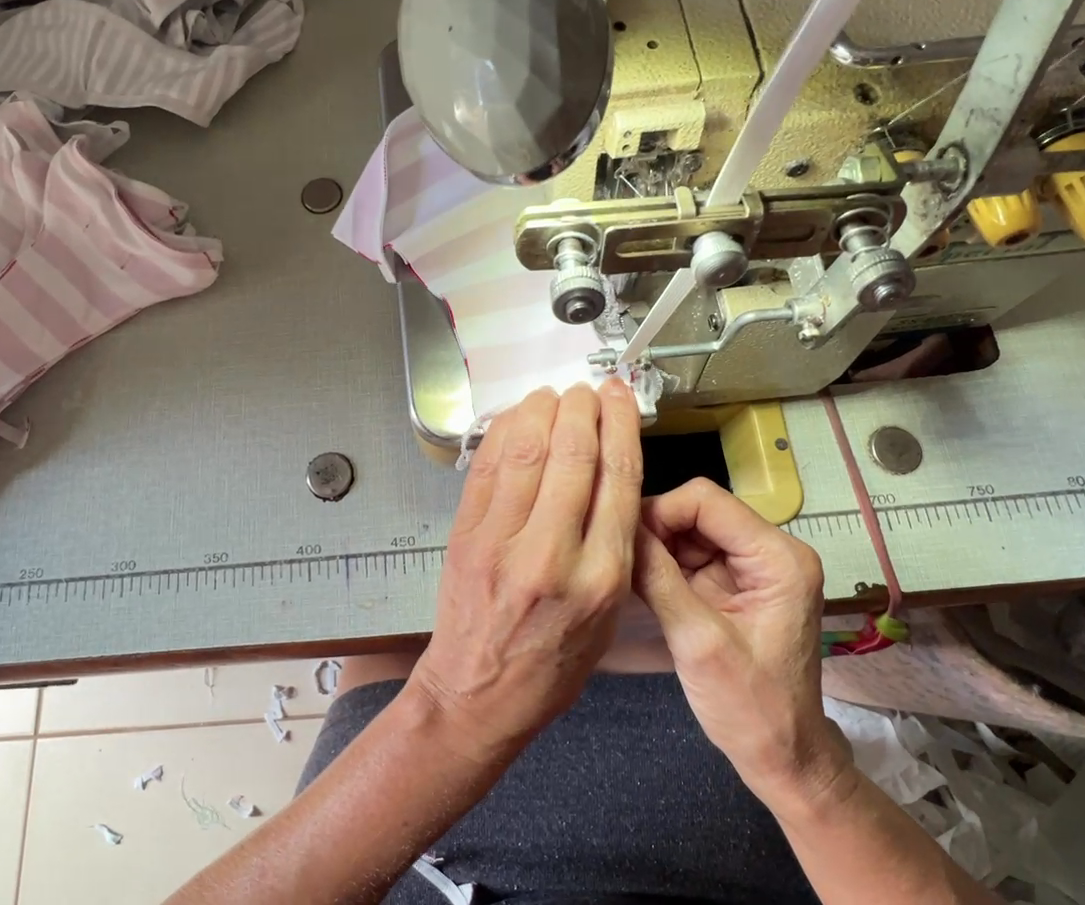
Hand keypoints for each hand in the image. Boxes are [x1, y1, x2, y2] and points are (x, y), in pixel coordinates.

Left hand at [408, 381, 643, 764]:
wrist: (478, 694)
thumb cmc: (552, 663)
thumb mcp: (609, 616)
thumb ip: (616, 545)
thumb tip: (611, 471)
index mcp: (601, 577)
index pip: (618, 478)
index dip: (620, 424)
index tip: (619, 396)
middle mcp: (553, 554)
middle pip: (574, 453)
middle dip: (584, 407)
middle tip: (588, 389)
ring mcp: (501, 541)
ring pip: (528, 450)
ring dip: (544, 409)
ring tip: (555, 394)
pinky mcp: (464, 534)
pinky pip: (488, 466)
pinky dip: (505, 431)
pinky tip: (519, 417)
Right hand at [632, 478, 853, 817]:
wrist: (781, 756)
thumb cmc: (749, 706)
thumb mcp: (698, 642)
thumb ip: (659, 579)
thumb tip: (618, 530)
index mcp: (778, 557)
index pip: (706, 500)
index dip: (659, 512)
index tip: (622, 542)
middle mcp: (770, 551)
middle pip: (697, 511)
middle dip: (655, 531)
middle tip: (617, 559)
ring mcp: (751, 568)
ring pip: (689, 531)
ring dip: (656, 549)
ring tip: (624, 572)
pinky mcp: (734, 585)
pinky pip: (690, 556)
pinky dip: (663, 566)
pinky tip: (639, 583)